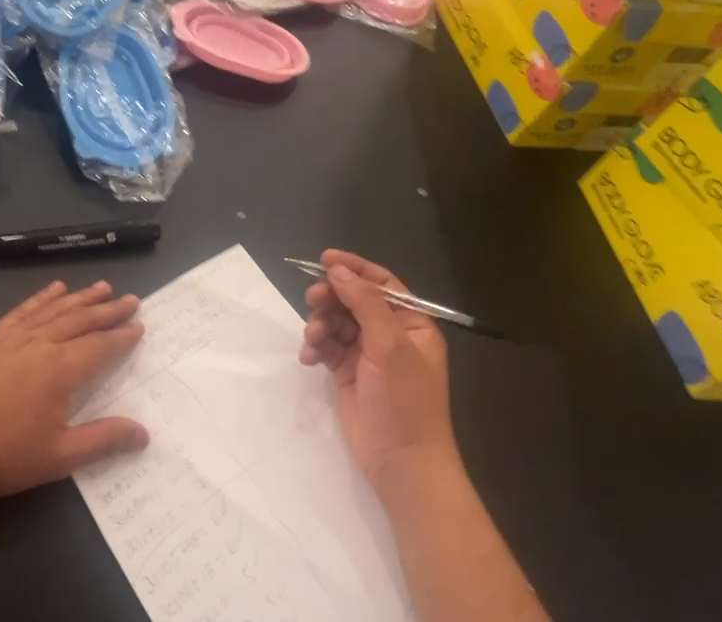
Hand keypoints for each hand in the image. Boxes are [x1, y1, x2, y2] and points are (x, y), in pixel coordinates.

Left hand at [0, 280, 149, 497]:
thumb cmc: (7, 454)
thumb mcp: (61, 456)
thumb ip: (104, 440)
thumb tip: (144, 434)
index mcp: (62, 369)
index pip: (100, 346)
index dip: (122, 336)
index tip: (139, 325)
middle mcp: (41, 343)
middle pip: (81, 320)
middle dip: (108, 310)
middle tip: (130, 300)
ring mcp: (13, 336)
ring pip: (54, 309)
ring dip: (80, 297)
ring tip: (101, 287)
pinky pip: (24, 309)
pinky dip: (42, 298)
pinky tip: (54, 289)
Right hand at [298, 250, 454, 484]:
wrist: (402, 461)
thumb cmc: (405, 400)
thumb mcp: (389, 345)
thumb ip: (364, 302)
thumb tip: (337, 269)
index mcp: (412, 325)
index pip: (382, 284)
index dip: (355, 269)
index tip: (324, 260)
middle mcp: (390, 335)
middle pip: (353, 300)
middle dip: (331, 298)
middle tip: (312, 300)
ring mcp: (368, 355)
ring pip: (336, 322)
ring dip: (321, 325)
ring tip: (313, 340)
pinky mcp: (347, 373)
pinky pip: (327, 347)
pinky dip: (316, 347)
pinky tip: (309, 358)